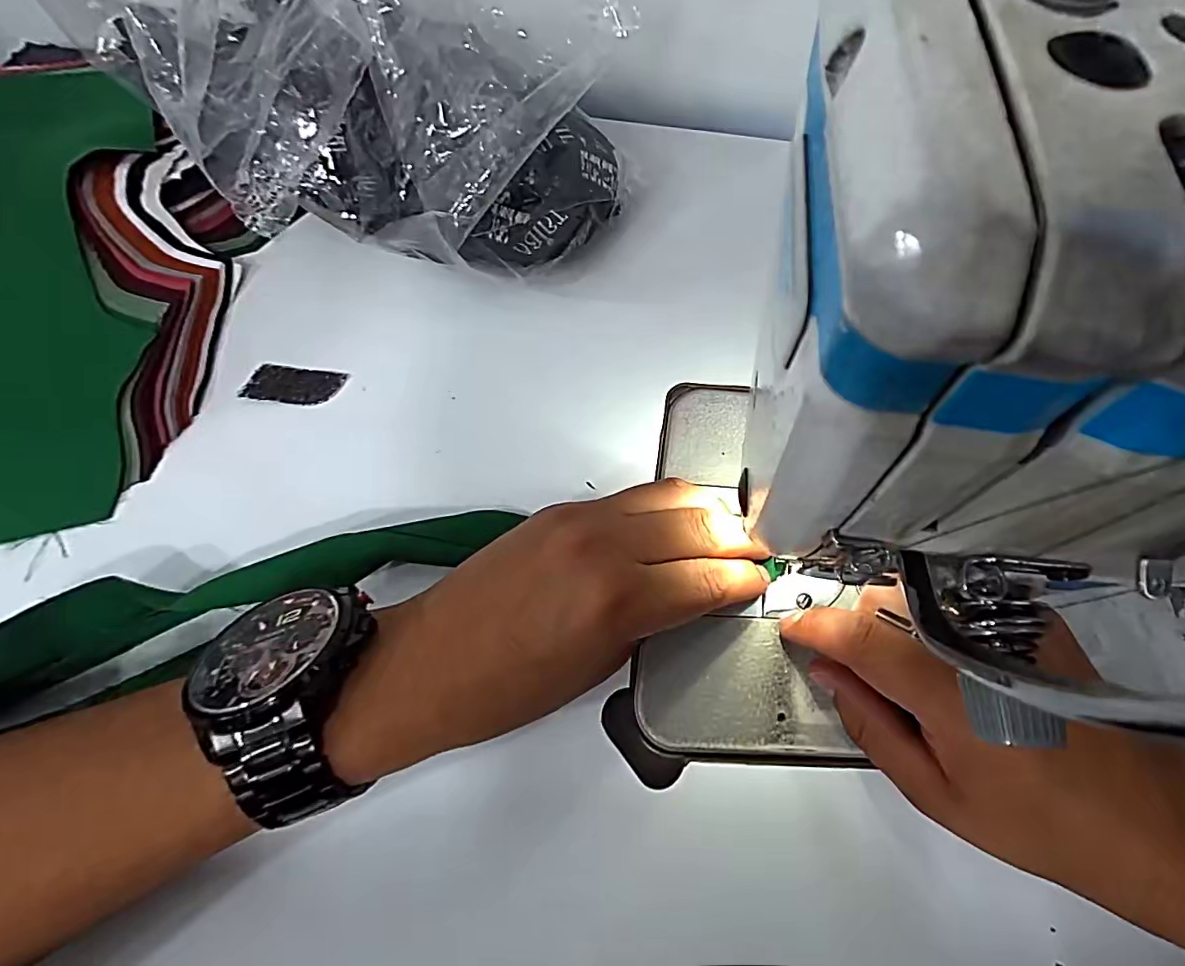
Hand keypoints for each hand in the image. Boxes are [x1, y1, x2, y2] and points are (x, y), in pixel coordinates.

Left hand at [326, 480, 767, 780]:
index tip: (761, 582)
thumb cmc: (504, 689)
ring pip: (672, 494)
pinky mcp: (562, 509)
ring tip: (724, 536)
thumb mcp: (598, 667)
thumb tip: (694, 597)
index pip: (707, 576)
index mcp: (614, 598)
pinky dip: (667, 508)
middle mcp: (602, 544)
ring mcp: (580, 518)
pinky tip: (674, 528)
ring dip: (708, 514)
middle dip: (739, 540)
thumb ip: (655, 621)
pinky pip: (635, 496)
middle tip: (756, 555)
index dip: (744, 580)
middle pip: (700, 523)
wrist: (423, 664)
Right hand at [777, 590, 1184, 898]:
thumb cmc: (1038, 815)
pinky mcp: (1029, 615)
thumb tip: (831, 676)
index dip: (815, 626)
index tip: (793, 631)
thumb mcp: (935, 790)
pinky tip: (953, 665)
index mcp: (946, 688)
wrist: (1132, 807)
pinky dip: (933, 621)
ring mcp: (1006, 620)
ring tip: (912, 677)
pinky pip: (954, 599)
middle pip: (883, 602)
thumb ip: (871, 723)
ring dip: (892, 622)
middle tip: (862, 676)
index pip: (857, 633)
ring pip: (916, 594)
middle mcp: (975, 639)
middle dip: (855, 629)